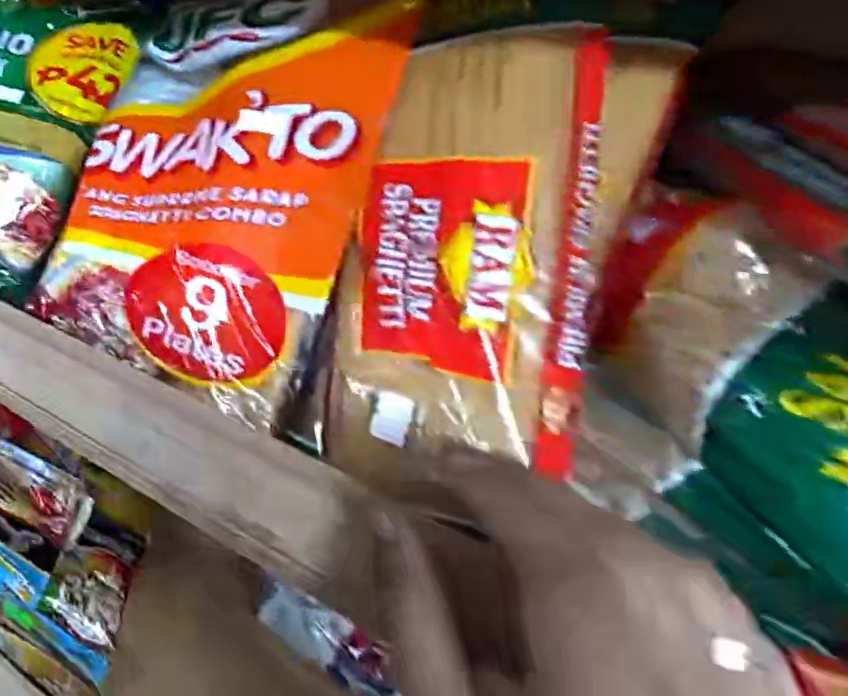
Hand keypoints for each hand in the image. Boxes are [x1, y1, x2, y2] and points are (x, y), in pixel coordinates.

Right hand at [378, 451, 797, 695]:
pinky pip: (708, 604)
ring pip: (672, 568)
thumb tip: (384, 516)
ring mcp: (747, 693)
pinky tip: (589, 560)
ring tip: (513, 506)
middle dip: (530, 493)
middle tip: (460, 470)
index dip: (495, 489)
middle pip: (621, 550)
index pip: (564, 556)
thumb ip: (412, 610)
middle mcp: (693, 682)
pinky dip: (637, 561)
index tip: (435, 459)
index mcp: (605, 686)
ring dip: (581, 520)